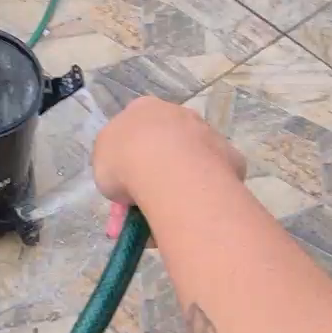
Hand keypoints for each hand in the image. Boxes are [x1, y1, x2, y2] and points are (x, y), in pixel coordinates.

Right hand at [94, 97, 244, 229]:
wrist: (169, 169)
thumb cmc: (125, 160)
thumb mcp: (101, 162)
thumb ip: (112, 163)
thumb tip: (124, 175)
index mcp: (143, 109)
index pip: (132, 133)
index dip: (124, 163)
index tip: (121, 188)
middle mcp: (178, 114)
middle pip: (162, 149)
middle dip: (149, 179)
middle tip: (138, 213)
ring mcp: (207, 133)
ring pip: (186, 167)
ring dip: (172, 192)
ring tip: (158, 223)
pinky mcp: (230, 157)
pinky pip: (209, 181)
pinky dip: (197, 197)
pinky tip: (186, 215)